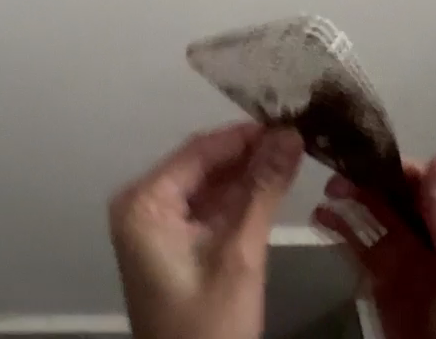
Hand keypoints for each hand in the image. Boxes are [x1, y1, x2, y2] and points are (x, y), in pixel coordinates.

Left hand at [108, 122, 304, 338]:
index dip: (242, 135)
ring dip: (247, 174)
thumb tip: (290, 135)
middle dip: (248, 153)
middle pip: (201, 166)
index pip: (197, 152)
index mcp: (142, 203)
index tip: (283, 118)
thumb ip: (263, 190)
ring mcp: (156, 227)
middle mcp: (142, 206)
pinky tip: (272, 182)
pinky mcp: (174, 246)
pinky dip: (238, 199)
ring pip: (207, 186)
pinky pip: (207, 209)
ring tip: (291, 151)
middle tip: (294, 134)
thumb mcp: (239, 255)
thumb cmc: (209, 326)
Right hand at [311, 153, 435, 338]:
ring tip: (327, 190)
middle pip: (396, 189)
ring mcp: (408, 252)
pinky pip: (358, 242)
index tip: (361, 151)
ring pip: (374, 210)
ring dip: (349, 194)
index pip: (428, 180)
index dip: (394, 164)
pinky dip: (338, 225)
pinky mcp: (384, 275)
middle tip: (334, 168)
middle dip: (366, 175)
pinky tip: (320, 217)